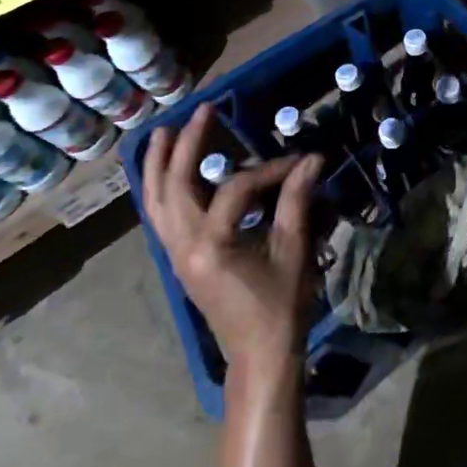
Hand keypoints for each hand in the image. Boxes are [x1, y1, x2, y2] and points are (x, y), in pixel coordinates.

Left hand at [143, 103, 326, 377]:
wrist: (258, 356)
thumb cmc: (280, 308)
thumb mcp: (293, 253)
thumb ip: (296, 201)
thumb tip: (312, 159)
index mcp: (211, 245)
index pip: (236, 189)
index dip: (268, 170)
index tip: (297, 162)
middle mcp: (182, 246)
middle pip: (175, 183)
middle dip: (187, 143)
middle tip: (202, 110)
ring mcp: (174, 254)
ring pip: (155, 200)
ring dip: (158, 163)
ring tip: (163, 131)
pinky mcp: (177, 259)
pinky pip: (158, 216)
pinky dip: (158, 189)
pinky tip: (164, 171)